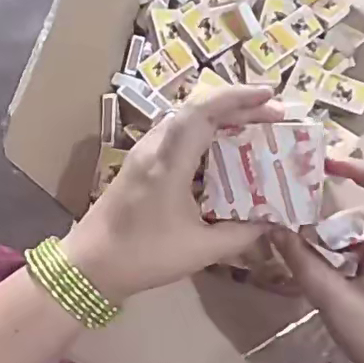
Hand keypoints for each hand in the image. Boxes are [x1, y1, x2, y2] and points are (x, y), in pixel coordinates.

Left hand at [62, 85, 284, 301]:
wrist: (89, 267)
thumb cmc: (144, 256)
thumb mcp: (200, 249)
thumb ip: (241, 233)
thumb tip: (272, 221)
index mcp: (168, 161)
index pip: (204, 111)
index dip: (239, 97)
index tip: (271, 95)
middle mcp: (153, 148)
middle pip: (197, 111)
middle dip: (238, 108)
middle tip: (274, 116)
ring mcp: (143, 156)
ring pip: (185, 123)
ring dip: (220, 121)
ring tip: (253, 130)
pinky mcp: (138, 168)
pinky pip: (176, 140)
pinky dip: (203, 139)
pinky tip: (222, 156)